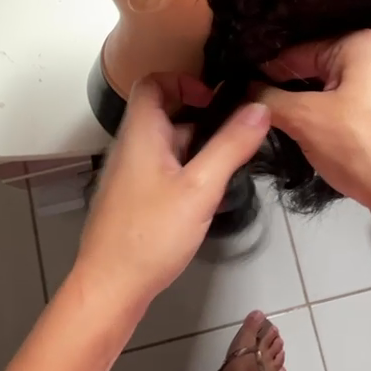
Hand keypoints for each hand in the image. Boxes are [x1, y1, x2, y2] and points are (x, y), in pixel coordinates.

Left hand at [73, 74, 271, 308]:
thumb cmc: (151, 235)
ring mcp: (131, 174)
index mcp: (141, 133)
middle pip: (165, 113)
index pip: (153, 82)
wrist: (110, 288)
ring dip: (198, 148)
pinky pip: (164, 169)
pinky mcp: (135, 199)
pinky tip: (207, 196)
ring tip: (229, 168)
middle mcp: (131, 147)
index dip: (184, 81)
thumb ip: (231, 145)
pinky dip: (187, 171)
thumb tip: (259, 107)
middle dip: (202, 119)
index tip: (215, 101)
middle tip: (235, 136)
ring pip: (168, 144)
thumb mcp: (201, 187)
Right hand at [255, 30, 370, 219]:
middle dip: (289, 91)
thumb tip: (241, 90)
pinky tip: (317, 138)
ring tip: (284, 128)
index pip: (297, 51)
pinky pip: (351, 104)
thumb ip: (267, 99)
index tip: (241, 93)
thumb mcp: (304, 120)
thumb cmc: (361, 150)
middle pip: (315, 67)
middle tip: (260, 114)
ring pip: (332, 88)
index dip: (265, 73)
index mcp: (361, 43)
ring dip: (308, 107)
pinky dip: (330, 118)